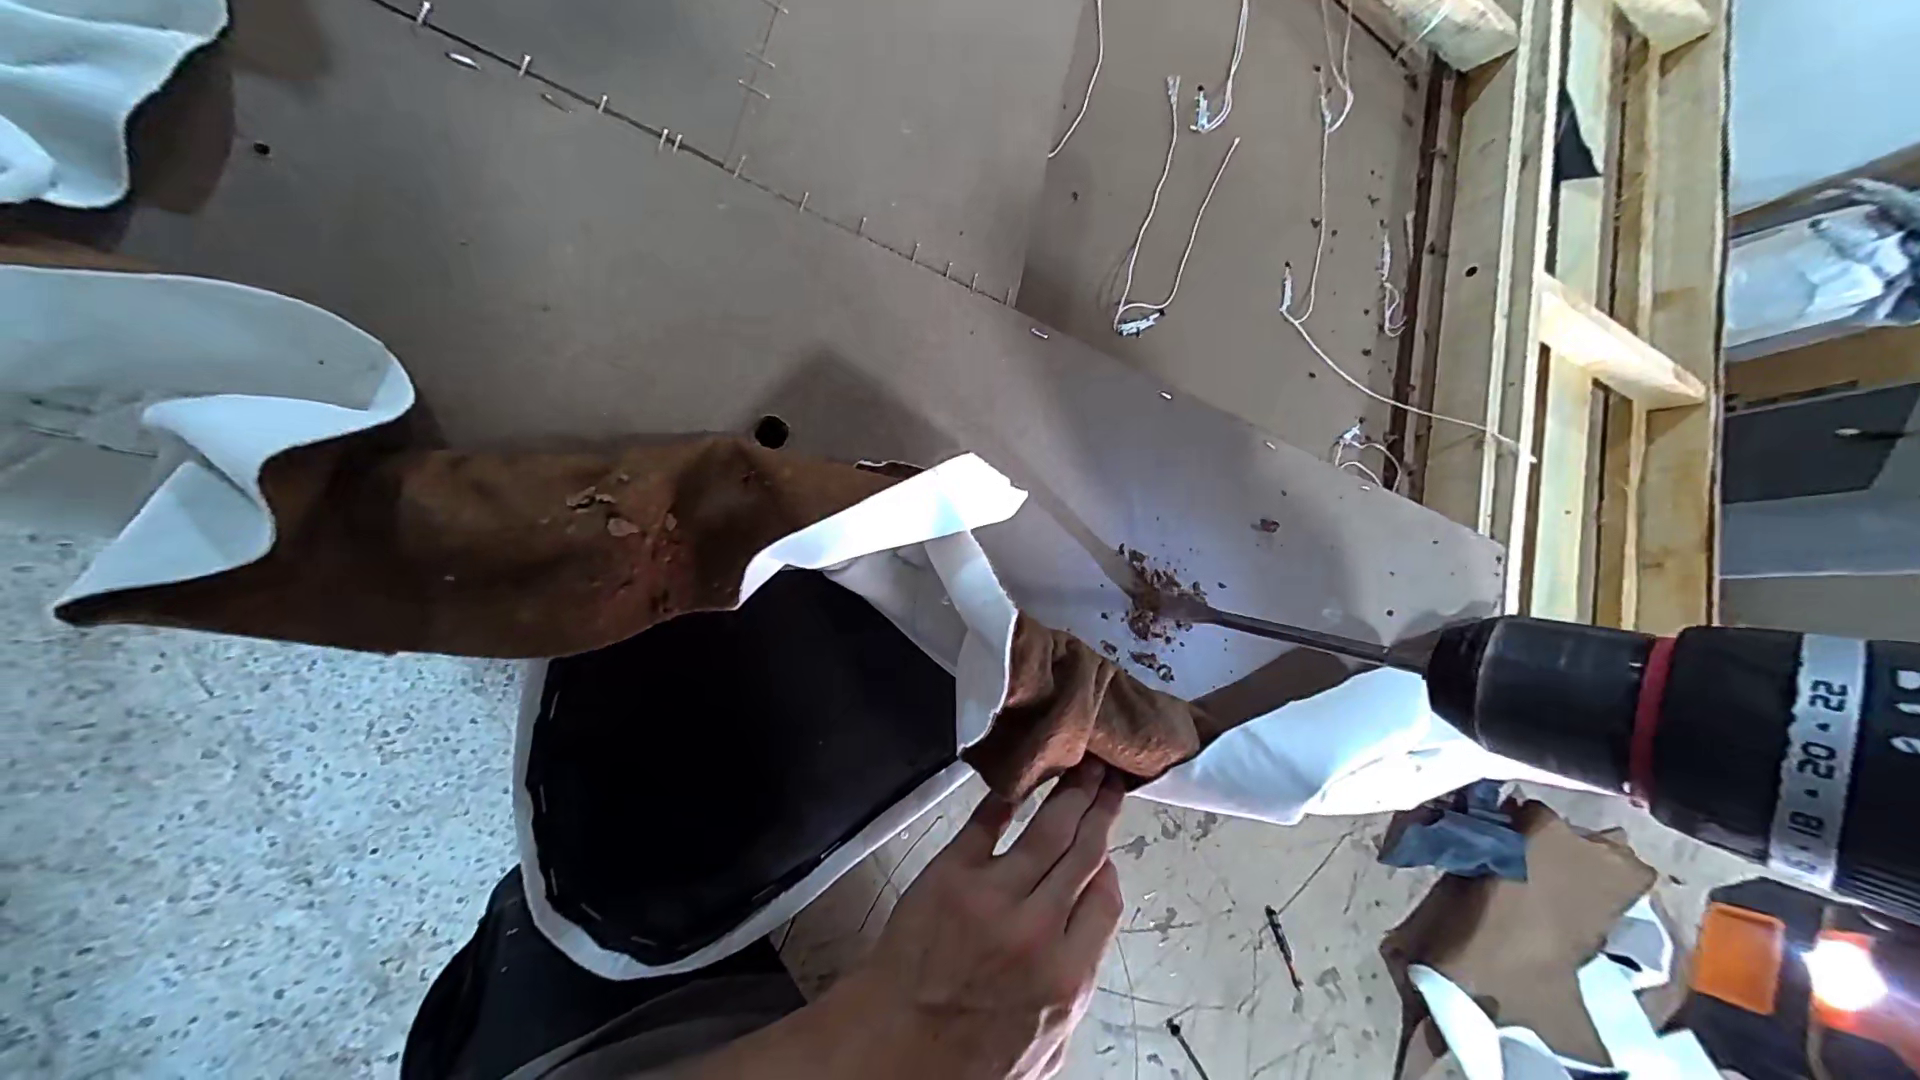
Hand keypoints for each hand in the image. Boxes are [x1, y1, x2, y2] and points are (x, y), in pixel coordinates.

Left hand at [828, 760, 1126, 1078]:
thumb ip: (1078, 986)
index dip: (1109, 865)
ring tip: (1081, 769)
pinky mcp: (950, 873)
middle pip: (1083, 852)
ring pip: (1047, 830)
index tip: (1106, 847)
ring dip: (1069, 794)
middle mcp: (1037, 930)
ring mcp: (993, 896)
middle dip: (1100, 810)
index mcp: (1067, 976)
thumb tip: (1094, 920)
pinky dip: (1007, 797)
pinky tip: (1021, 778)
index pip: (1106, 898)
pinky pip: (986, 821)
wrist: (892, 1049)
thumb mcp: (1047, 1046)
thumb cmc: (967, 1059)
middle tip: (1107, 780)